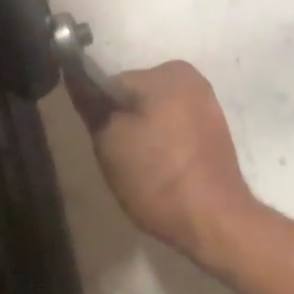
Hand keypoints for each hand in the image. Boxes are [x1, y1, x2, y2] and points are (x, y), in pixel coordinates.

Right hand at [69, 60, 258, 263]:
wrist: (214, 222)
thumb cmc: (158, 177)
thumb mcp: (110, 142)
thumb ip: (92, 106)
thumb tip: (77, 80)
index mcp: (168, 72)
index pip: (112, 86)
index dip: (102, 116)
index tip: (106, 145)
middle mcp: (192, 78)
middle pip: (136, 99)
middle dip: (125, 124)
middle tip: (123, 160)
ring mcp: (208, 104)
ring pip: (155, 115)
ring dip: (145, 136)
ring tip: (145, 169)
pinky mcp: (216, 131)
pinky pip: (176, 130)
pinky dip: (166, 146)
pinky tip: (164, 172)